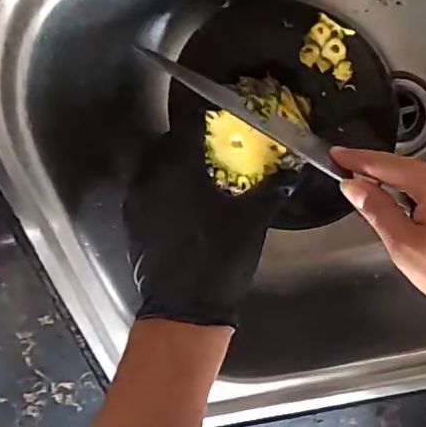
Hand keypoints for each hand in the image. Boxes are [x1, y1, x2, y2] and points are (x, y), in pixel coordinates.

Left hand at [124, 130, 299, 327]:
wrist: (185, 308)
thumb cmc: (219, 259)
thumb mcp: (252, 221)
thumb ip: (271, 190)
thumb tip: (291, 172)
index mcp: (178, 170)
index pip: (188, 126)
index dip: (205, 118)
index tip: (220, 118)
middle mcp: (150, 180)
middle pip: (167, 145)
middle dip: (190, 142)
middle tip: (214, 148)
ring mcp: (137, 203)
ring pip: (154, 169)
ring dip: (175, 166)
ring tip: (201, 175)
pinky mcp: (134, 224)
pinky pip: (149, 193)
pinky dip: (166, 190)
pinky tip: (186, 204)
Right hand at [332, 147, 425, 321]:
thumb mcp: (406, 245)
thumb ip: (378, 210)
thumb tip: (354, 184)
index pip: (386, 164)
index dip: (358, 160)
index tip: (336, 154)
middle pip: (411, 172)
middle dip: (383, 178)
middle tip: (357, 185)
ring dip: (408, 194)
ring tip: (389, 210)